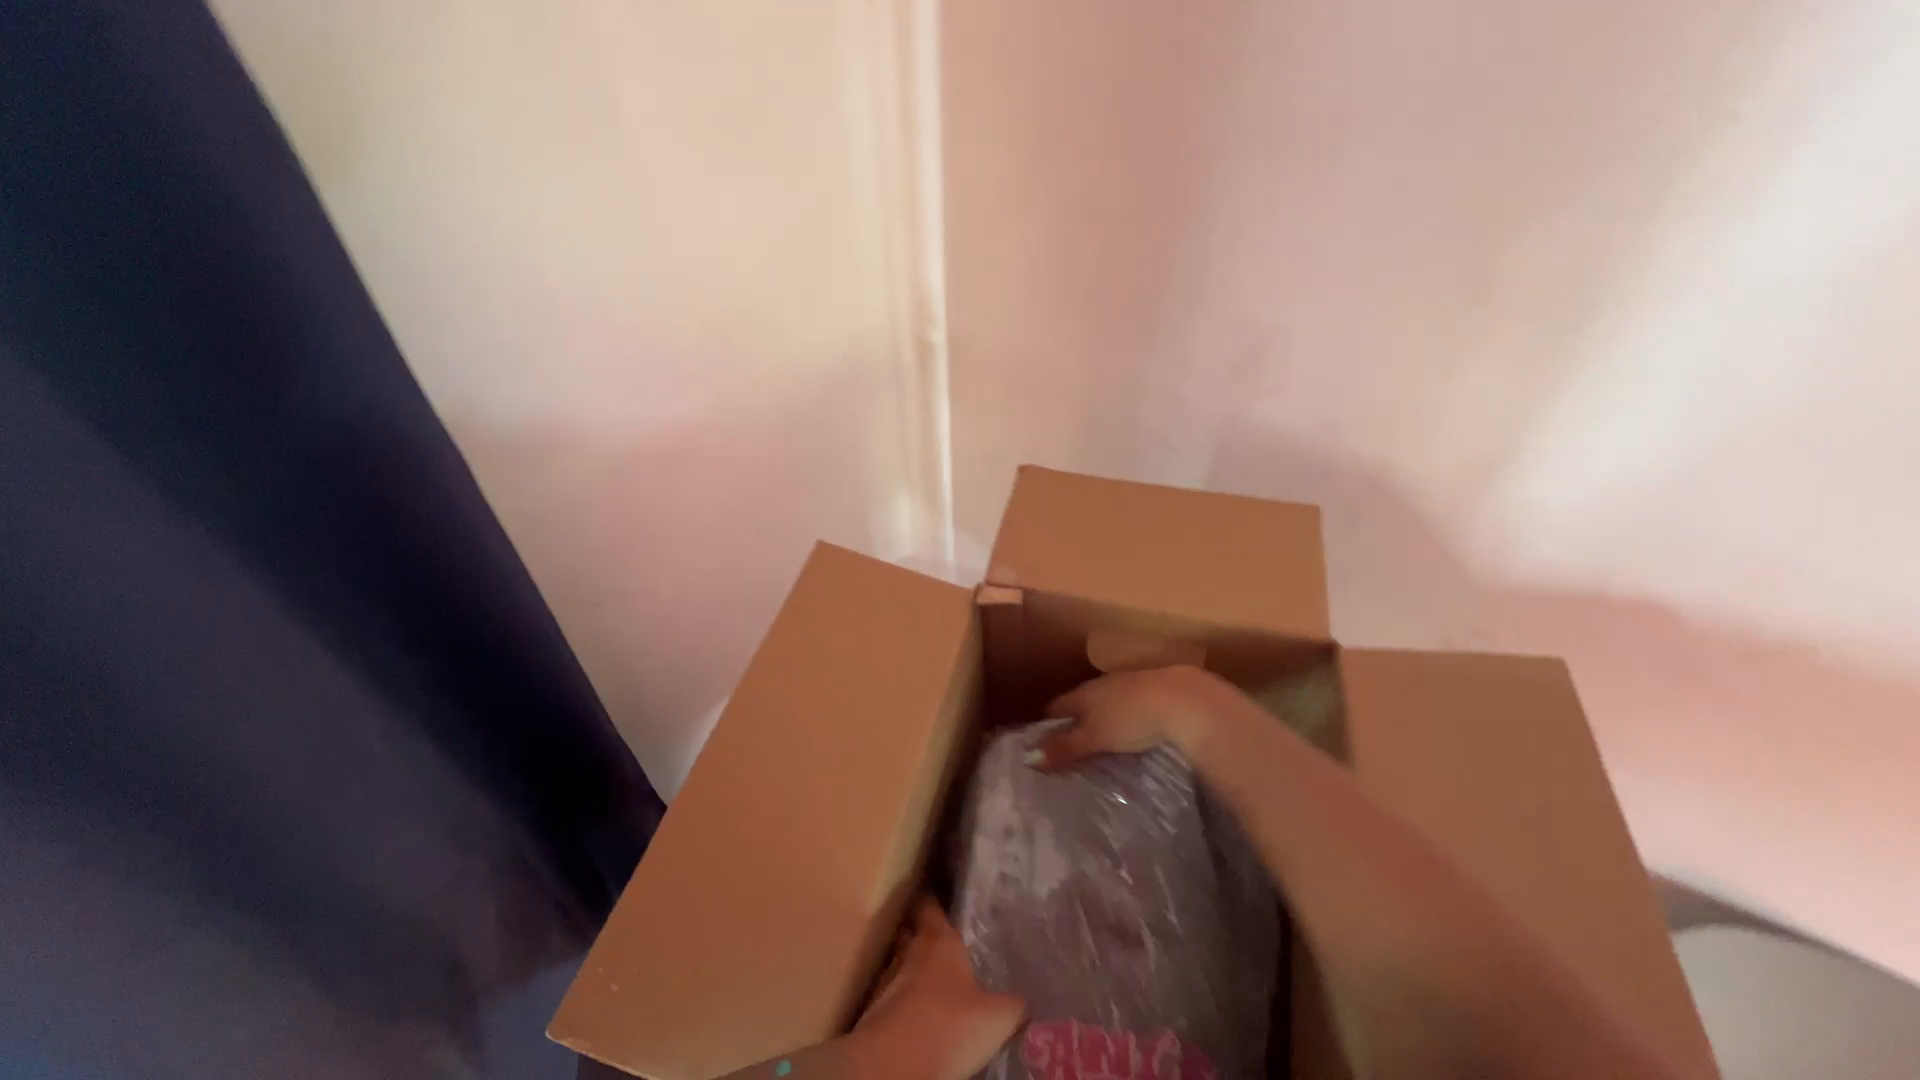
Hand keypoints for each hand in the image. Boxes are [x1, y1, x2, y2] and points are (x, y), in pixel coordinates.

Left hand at [848, 899, 1025, 1079]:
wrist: (893, 1066)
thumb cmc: (949, 1026)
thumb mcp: (998, 1017)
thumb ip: (1015, 1004)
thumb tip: (1026, 1001)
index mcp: (939, 942)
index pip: (931, 905)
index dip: (935, 897)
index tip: (942, 889)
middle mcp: (910, 954)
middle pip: (912, 932)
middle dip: (924, 932)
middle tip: (945, 936)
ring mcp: (888, 983)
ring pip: (901, 964)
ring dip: (913, 967)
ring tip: (936, 975)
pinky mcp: (876, 1013)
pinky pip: (893, 996)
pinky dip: (905, 998)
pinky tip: (922, 1010)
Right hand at [1030, 665, 1236, 769]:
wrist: (1186, 701)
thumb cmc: (1132, 718)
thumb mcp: (1094, 737)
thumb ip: (1064, 746)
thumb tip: (1027, 757)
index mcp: (1084, 693)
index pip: (1056, 706)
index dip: (1046, 724)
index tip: (1041, 743)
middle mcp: (1104, 684)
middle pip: (1081, 702)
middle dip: (1074, 722)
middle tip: (1069, 747)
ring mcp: (1132, 685)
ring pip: (1107, 702)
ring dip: (1102, 719)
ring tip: (1100, 743)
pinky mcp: (1158, 692)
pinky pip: (1131, 706)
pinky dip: (1126, 719)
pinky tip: (1133, 734)